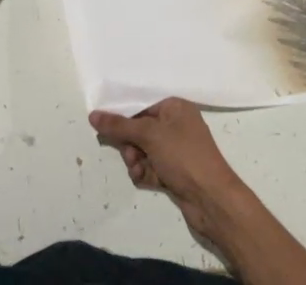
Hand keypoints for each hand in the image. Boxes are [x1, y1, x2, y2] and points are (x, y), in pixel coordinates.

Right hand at [90, 98, 245, 238]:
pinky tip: (144, 178)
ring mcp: (176, 151)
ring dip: (135, 160)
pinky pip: (149, 166)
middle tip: (129, 154)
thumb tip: (93, 115)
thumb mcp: (149, 135)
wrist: (212, 200)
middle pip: (139, 129)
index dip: (123, 116)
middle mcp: (176, 126)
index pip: (141, 105)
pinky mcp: (174, 172)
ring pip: (142, 150)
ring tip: (137, 169)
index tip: (105, 126)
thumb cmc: (184, 156)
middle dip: (129, 143)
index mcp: (175, 108)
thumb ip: (119, 125)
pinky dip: (144, 172)